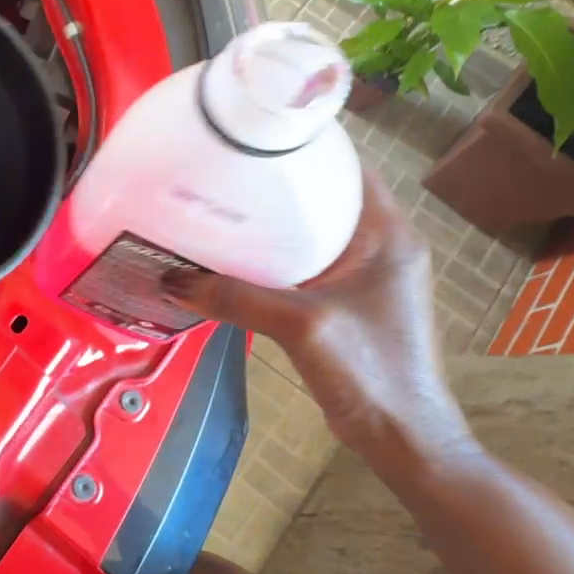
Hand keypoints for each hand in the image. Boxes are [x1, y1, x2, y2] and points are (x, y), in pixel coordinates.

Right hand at [162, 167, 477, 468]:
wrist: (404, 440)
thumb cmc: (372, 371)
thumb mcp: (302, 325)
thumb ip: (236, 298)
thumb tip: (169, 279)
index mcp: (388, 234)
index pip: (348, 167)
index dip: (304, 145)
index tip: (254, 132)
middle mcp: (379, 246)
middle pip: (322, 196)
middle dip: (275, 182)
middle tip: (222, 170)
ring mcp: (361, 276)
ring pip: (308, 231)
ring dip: (269, 222)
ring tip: (218, 206)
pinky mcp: (342, 303)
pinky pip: (300, 264)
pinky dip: (268, 256)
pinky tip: (230, 259)